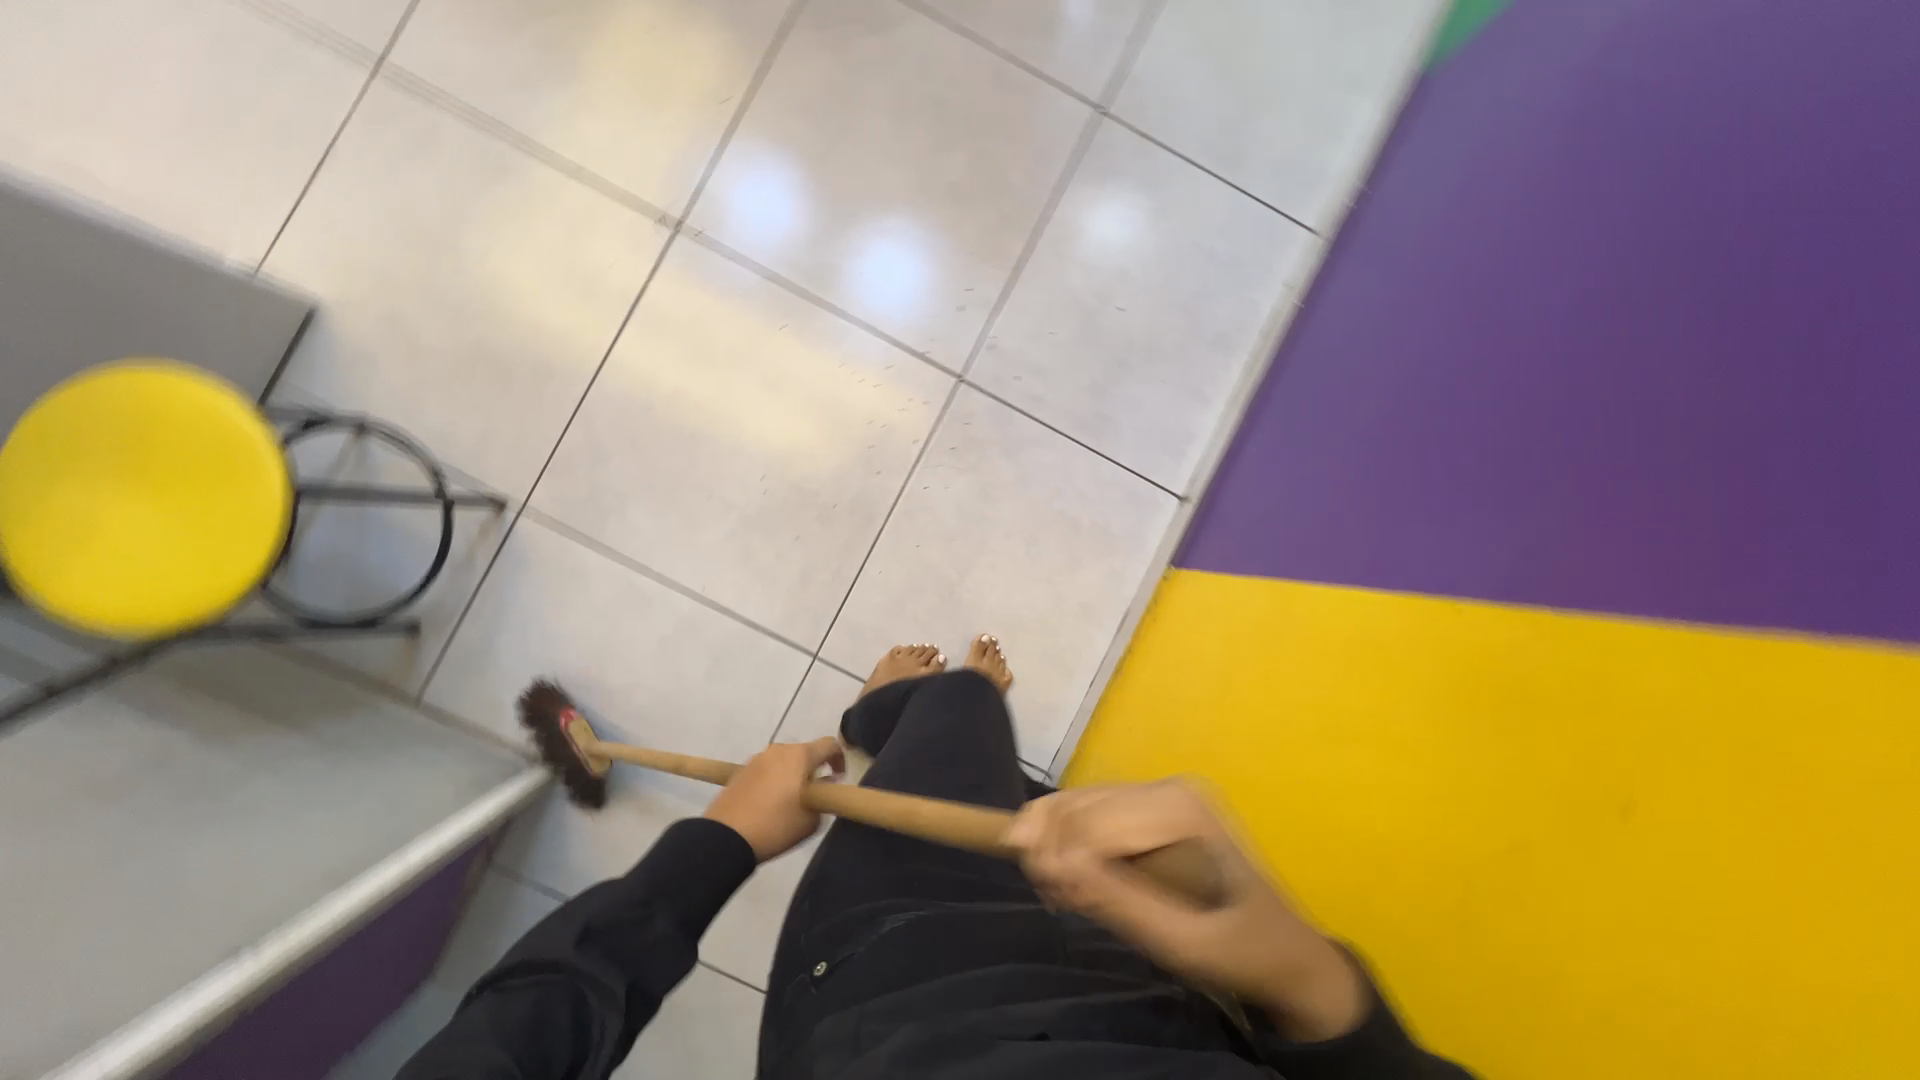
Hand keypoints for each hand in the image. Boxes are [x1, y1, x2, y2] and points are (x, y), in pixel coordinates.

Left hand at [704, 737, 844, 860]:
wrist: (725, 838)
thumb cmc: (776, 826)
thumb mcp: (811, 819)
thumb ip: (824, 798)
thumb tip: (821, 786)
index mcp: (800, 755)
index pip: (829, 744)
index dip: (839, 758)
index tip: (839, 778)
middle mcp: (778, 750)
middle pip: (804, 751)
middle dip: (813, 768)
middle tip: (815, 793)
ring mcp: (756, 759)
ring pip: (783, 760)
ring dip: (792, 773)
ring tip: (791, 799)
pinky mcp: (740, 771)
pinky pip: (766, 770)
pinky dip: (773, 780)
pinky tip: (770, 803)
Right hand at [1007, 779, 1366, 1039]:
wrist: (1285, 953)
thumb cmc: (1239, 952)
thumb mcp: (1182, 944)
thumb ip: (1119, 903)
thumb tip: (1057, 868)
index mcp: (1183, 809)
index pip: (1095, 820)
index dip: (1062, 857)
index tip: (1055, 902)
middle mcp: (1168, 788)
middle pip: (1080, 805)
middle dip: (1052, 848)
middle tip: (1051, 899)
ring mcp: (1158, 794)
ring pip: (1076, 804)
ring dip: (1053, 843)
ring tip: (1054, 891)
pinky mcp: (1148, 809)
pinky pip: (1088, 813)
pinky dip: (1065, 840)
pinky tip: (1066, 877)